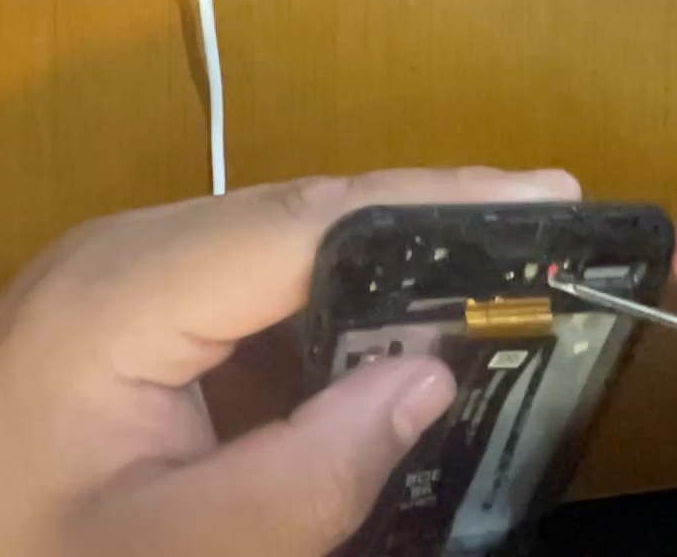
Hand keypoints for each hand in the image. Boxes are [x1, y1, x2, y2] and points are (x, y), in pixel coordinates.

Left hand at [0, 167, 578, 556]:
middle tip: (547, 214)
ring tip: (500, 256)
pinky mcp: (150, 286)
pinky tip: (403, 309)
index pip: (310, 222)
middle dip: (433, 209)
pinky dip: (349, 282)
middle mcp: (143, 242)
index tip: (541, 194)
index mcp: (129, 291)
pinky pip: (271, 267)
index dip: (433, 206)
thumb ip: (300, 482)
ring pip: (299, 228)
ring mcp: (143, 257)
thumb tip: (427, 380)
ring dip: (397, 241)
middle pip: (313, 207)